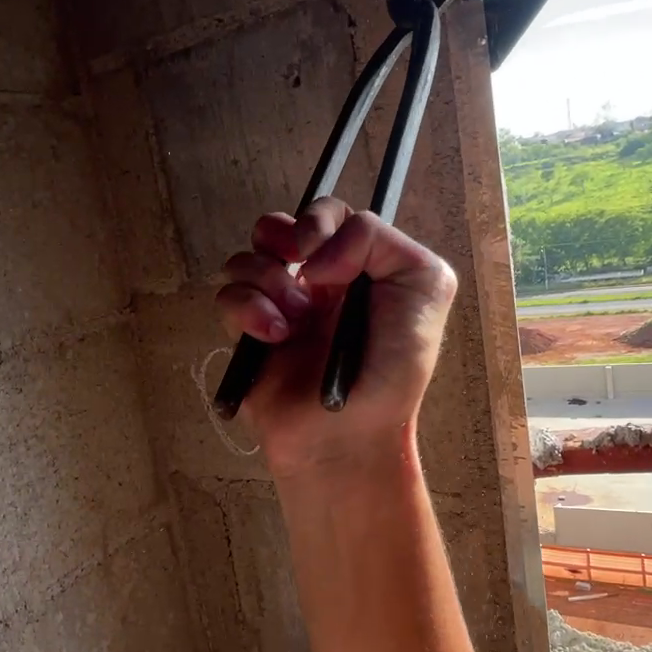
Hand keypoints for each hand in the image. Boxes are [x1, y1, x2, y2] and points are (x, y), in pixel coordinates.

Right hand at [216, 197, 456, 477]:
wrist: (348, 437)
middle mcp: (315, 282)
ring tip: (291, 323)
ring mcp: (277, 307)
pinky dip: (247, 310)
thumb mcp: (424, 286)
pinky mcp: (247, 334)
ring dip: (267, 282)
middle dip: (284, 238)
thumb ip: (379, 240)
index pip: (328, 214)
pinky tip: (273, 337)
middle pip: (278, 226)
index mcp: (358, 266)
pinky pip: (228, 296)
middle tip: (303, 276)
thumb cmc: (393, 371)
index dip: (320, 223)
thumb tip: (311, 255)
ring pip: (246, 258)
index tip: (325, 260)